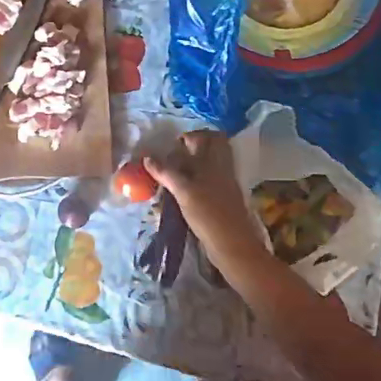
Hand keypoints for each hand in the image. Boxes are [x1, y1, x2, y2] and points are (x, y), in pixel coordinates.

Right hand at [144, 131, 273, 275]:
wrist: (232, 244)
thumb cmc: (208, 214)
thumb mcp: (183, 191)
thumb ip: (166, 172)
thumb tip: (147, 157)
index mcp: (214, 161)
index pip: (204, 137)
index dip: (188, 136)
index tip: (170, 146)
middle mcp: (221, 168)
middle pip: (211, 147)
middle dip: (193, 147)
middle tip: (173, 156)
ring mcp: (223, 183)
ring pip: (209, 164)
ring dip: (192, 164)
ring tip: (173, 172)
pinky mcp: (222, 199)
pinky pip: (209, 180)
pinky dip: (195, 179)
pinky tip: (180, 189)